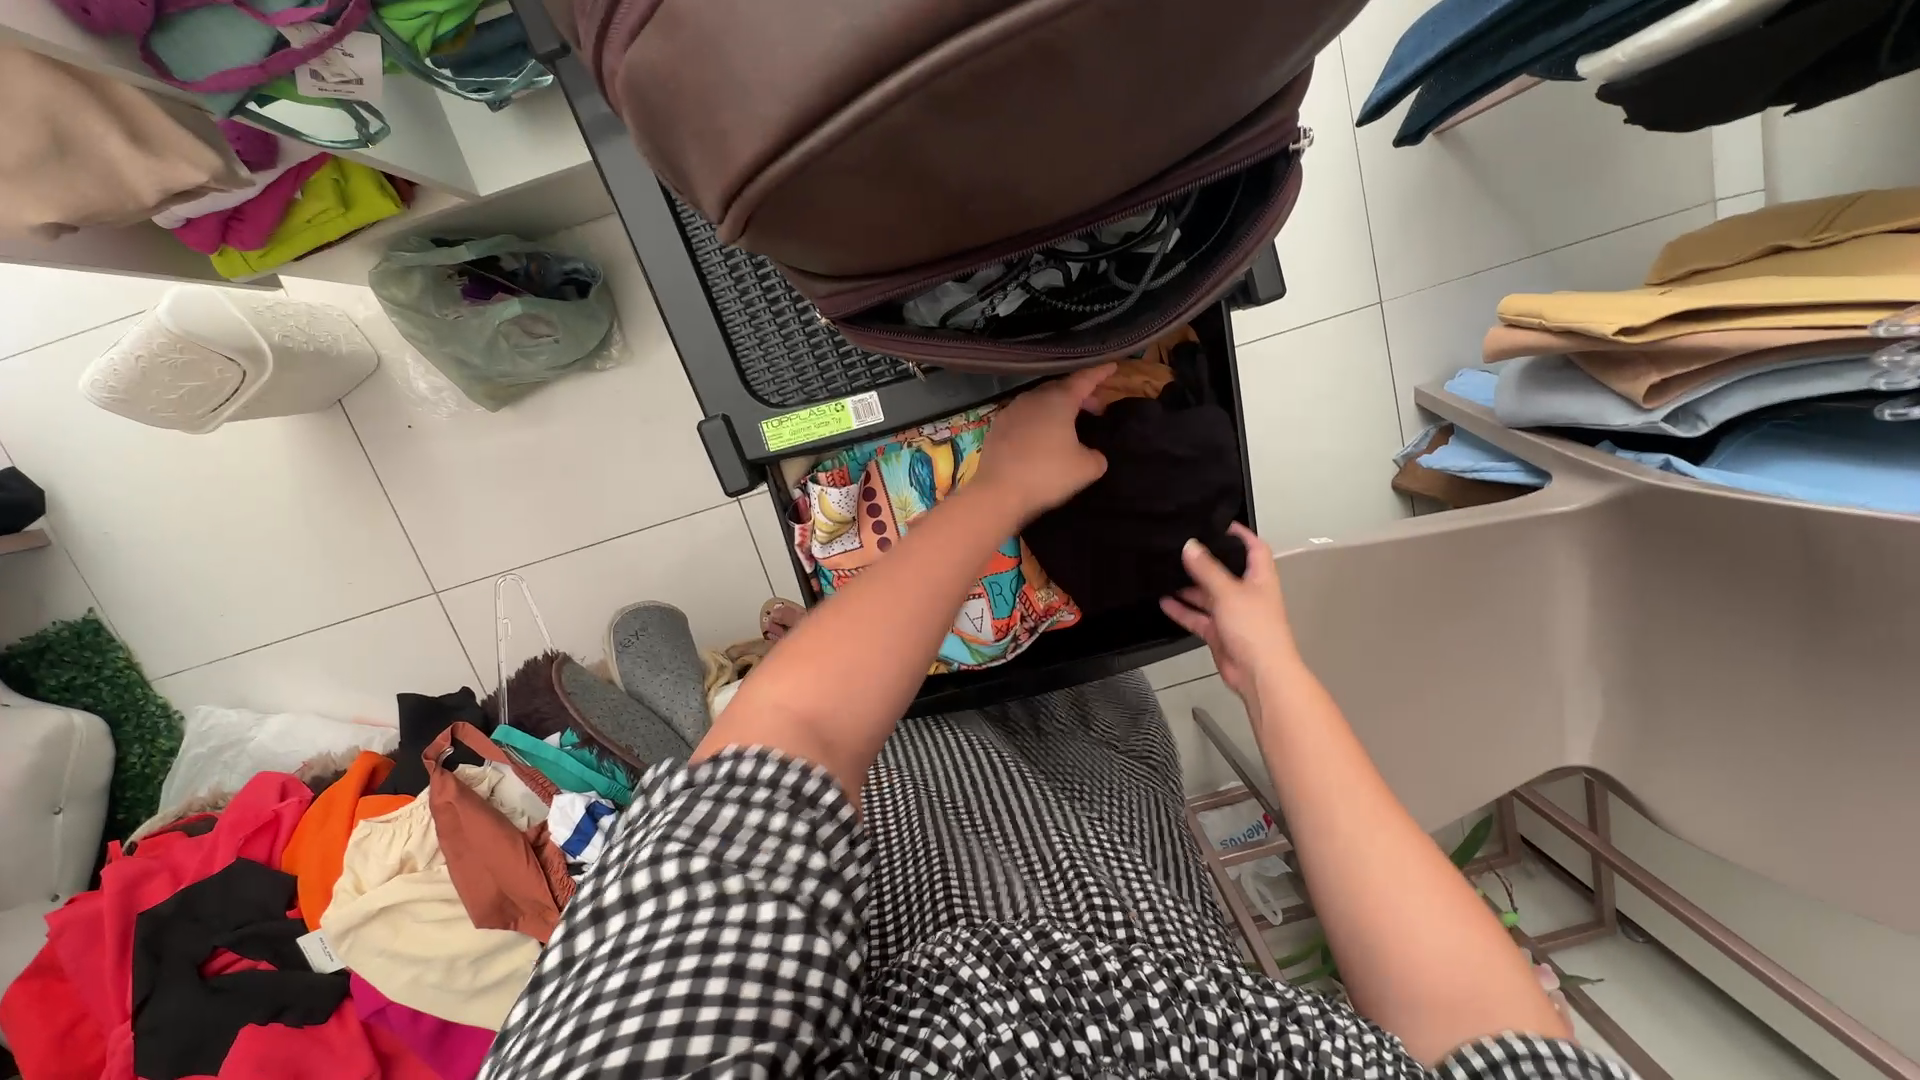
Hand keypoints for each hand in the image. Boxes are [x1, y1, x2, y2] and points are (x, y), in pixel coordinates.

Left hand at [973, 363, 1115, 518]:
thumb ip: (1097, 456)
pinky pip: (1024, 416)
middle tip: (1095, 408)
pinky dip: (1038, 420)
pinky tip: (1041, 436)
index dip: (1100, 373)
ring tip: (1069, 423)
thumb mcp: (1086, 468)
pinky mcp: (997, 427)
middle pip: (1061, 388)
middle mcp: (1033, 398)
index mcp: (1058, 400)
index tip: (1112, 366)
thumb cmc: (1047, 475)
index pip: (1084, 379)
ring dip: (1058, 408)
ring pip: (1040, 401)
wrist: (998, 492)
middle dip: (1080, 395)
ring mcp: (1011, 411)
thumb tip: (1092, 454)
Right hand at [1158, 524, 1296, 703]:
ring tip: (1166, 575)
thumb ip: (1207, 569)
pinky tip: (1165, 602)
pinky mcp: (1220, 633)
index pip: (1254, 548)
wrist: (1259, 673)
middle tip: (1182, 550)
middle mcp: (1247, 594)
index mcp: (1260, 578)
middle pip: (1225, 571)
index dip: (1240, 534)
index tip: (1220, 524)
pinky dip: (1183, 611)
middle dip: (1205, 562)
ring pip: (1208, 595)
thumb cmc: (1257, 631)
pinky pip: (1198, 617)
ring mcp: (1233, 614)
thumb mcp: (1228, 592)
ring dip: (1189, 588)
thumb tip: (1191, 546)